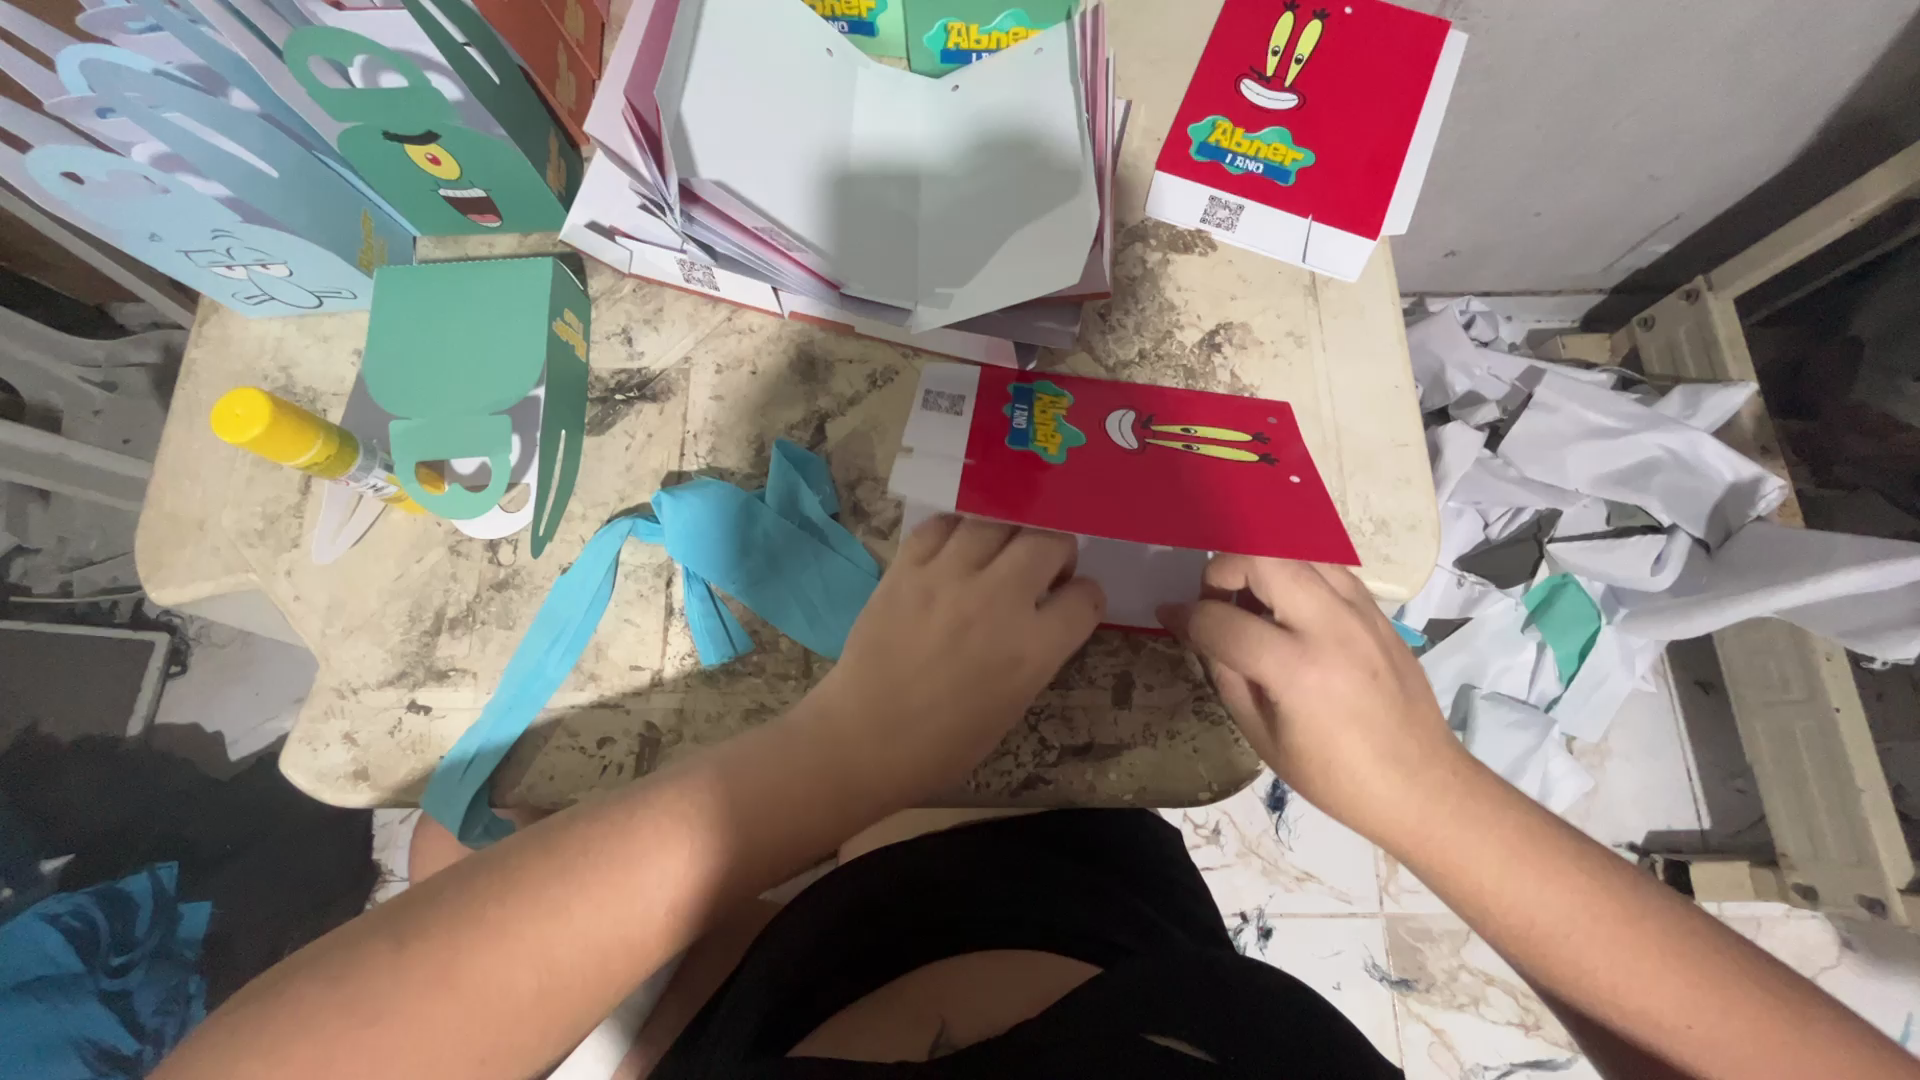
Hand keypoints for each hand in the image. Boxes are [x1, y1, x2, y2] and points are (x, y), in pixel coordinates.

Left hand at [810, 516, 1105, 797]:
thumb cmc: (943, 744)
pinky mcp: (906, 568)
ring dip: (1010, 531)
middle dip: (1058, 550)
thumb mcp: (1014, 704)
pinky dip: (957, 529)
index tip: (1072, 600)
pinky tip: (957, 547)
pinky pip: (942, 524)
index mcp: (1033, 649)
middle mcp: (997, 601)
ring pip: (997, 519)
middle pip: (1050, 540)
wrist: (863, 739)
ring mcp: (948, 578)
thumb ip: (1038, 652)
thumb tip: (1044, 614)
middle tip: (1042, 567)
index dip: (1085, 597)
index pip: (1086, 597)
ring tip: (1000, 549)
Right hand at [1158, 556, 1471, 843]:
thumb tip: (1193, 627)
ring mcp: (1361, 612)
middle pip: (1262, 558)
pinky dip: (1296, 574)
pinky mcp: (1378, 610)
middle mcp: (1330, 627)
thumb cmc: (1333, 775)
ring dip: (1262, 566)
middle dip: (1223, 569)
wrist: (1422, 784)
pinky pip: (1326, 567)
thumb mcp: (1259, 732)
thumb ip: (1223, 670)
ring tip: (1254, 602)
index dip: (1184, 616)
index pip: (1220, 619)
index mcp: (1296, 669)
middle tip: (1216, 599)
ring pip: (1297, 551)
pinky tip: (1290, 608)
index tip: (1170, 618)